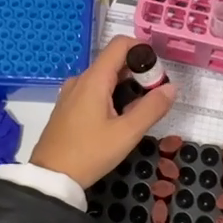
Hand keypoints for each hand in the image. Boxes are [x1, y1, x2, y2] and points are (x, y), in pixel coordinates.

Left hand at [30, 36, 176, 187]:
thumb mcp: (126, 133)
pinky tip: (118, 119)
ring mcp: (71, 93)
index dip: (142, 50)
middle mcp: (81, 79)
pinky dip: (111, 95)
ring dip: (125, 86)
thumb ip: (151, 108)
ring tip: (139, 111)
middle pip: (114, 61)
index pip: (120, 44)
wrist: (51, 177)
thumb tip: (171, 88)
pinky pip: (93, 90)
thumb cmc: (89, 153)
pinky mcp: (68, 106)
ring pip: (104, 77)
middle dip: (137, 73)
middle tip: (154, 97)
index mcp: (94, 79)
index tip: (158, 72)